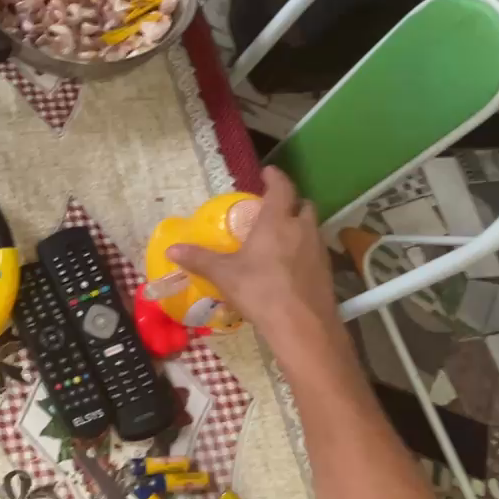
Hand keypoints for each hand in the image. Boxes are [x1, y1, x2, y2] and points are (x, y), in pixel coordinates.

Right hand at [167, 167, 348, 352]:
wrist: (303, 326)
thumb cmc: (261, 291)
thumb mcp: (224, 274)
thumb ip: (199, 259)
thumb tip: (172, 250)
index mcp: (277, 222)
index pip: (281, 188)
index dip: (275, 177)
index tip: (268, 171)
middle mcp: (302, 229)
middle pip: (303, 205)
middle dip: (290, 202)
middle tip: (273, 208)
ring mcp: (319, 250)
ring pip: (311, 227)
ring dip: (299, 225)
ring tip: (281, 236)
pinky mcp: (327, 271)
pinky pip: (315, 250)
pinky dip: (304, 249)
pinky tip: (290, 264)